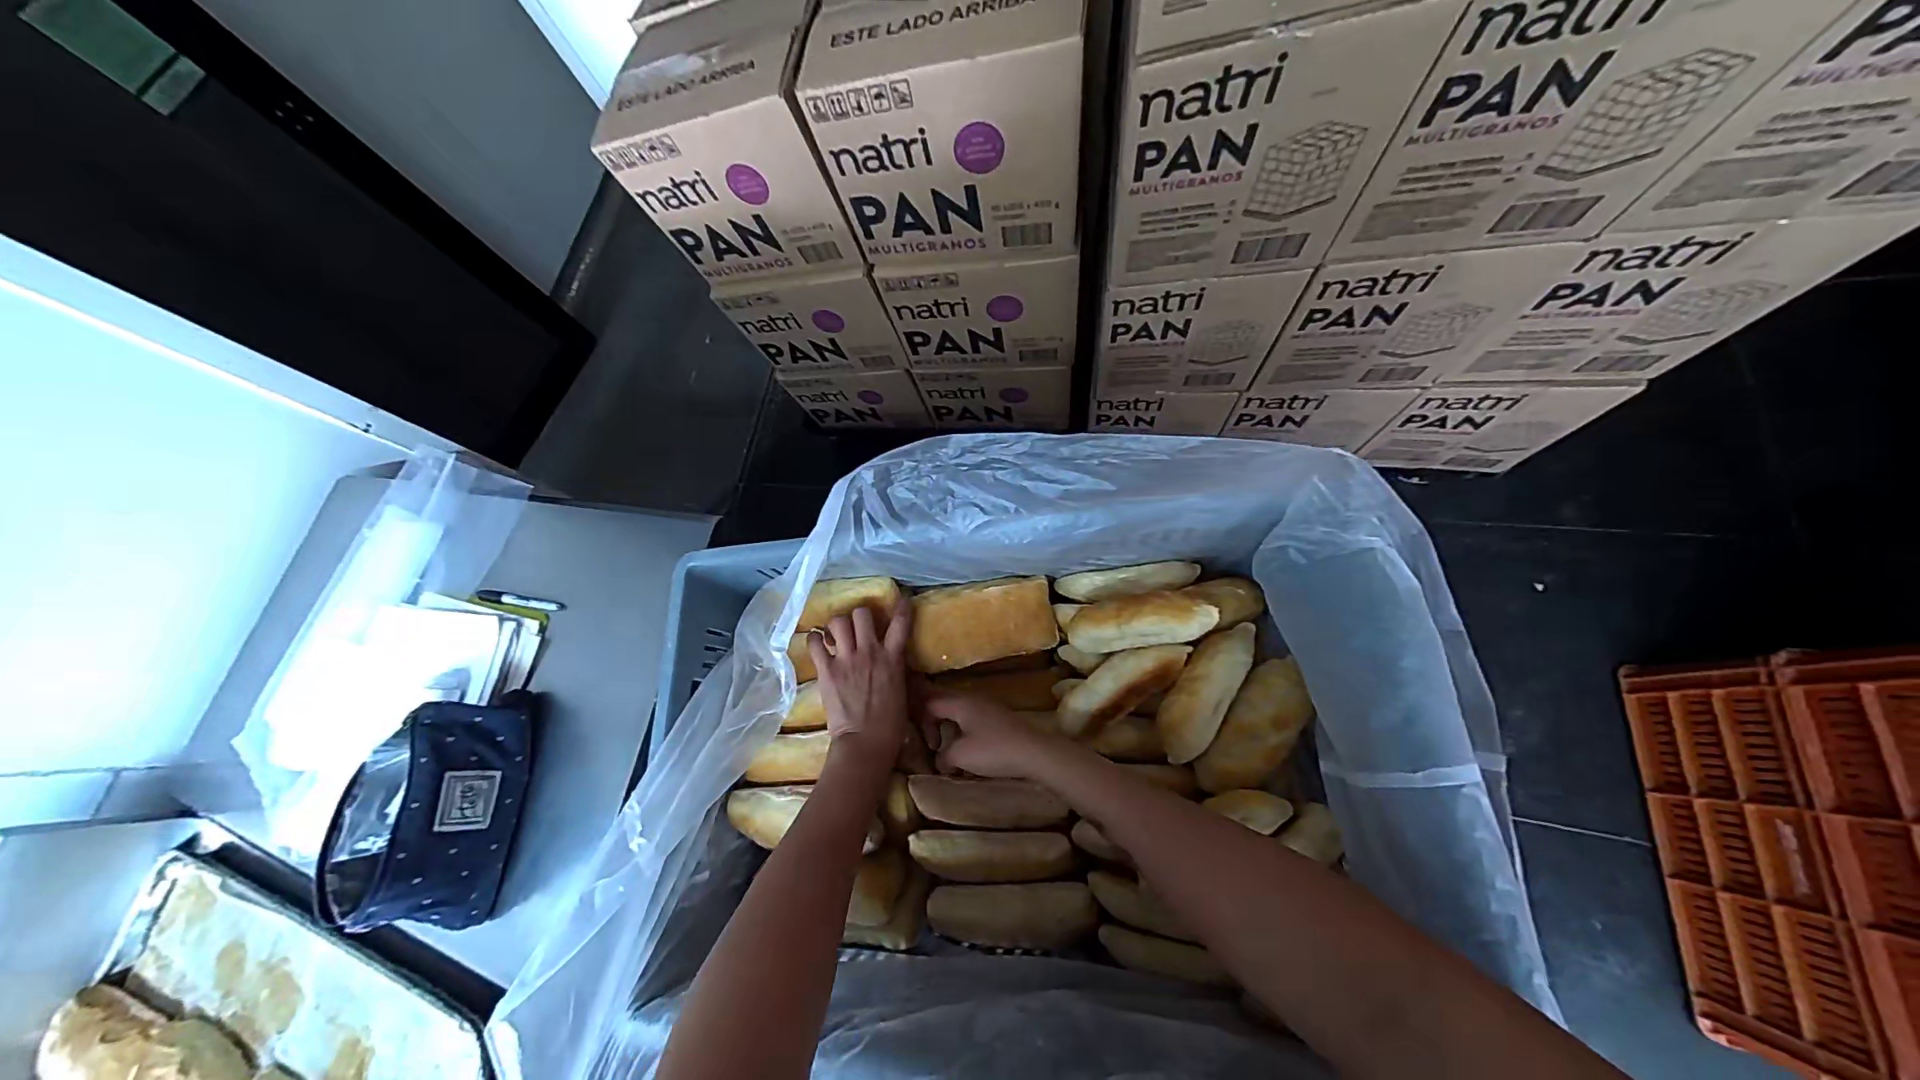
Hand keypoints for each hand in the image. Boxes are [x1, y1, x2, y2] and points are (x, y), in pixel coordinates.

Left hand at [806, 598, 911, 764]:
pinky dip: (815, 639)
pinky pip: (816, 643)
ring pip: (839, 622)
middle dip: (859, 616)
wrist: (866, 742)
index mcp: (893, 659)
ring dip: (837, 625)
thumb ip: (896, 670)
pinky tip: (817, 643)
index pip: (901, 623)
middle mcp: (870, 652)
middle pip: (862, 614)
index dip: (902, 608)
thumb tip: (892, 661)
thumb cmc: (890, 725)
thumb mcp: (901, 691)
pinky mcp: (828, 671)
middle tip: (856, 628)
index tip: (901, 601)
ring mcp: (847, 660)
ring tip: (835, 635)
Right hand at [921, 691, 1054, 780]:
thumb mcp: (960, 755)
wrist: (1033, 752)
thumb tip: (940, 760)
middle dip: (933, 723)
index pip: (929, 702)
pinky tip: (970, 750)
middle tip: (932, 744)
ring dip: (950, 729)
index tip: (928, 745)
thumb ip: (942, 756)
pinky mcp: (998, 717)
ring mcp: (987, 706)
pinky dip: (964, 731)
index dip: (921, 722)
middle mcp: (971, 698)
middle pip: (942, 703)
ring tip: (950, 750)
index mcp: (959, 701)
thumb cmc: (993, 750)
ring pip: (958, 711)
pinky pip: (972, 718)